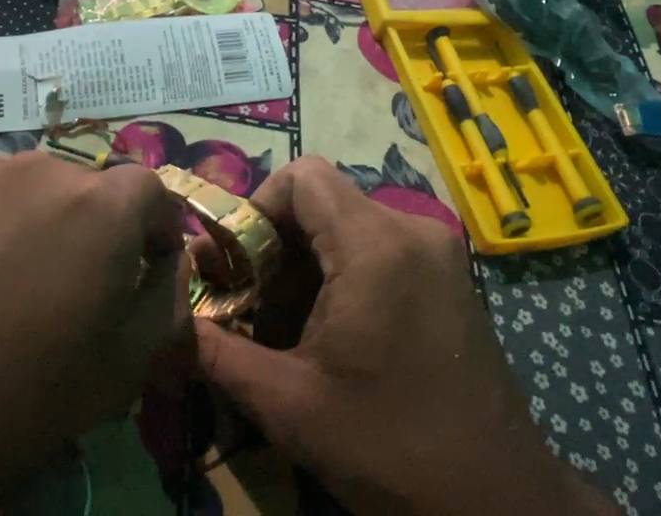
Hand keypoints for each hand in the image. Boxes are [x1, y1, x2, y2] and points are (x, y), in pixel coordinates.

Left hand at [0, 152, 187, 507]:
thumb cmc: (28, 389)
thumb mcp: (127, 363)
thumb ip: (168, 298)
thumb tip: (168, 261)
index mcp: (104, 206)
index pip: (148, 189)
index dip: (152, 225)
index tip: (142, 264)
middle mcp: (46, 169)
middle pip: (85, 188)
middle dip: (90, 226)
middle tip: (66, 282)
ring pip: (27, 186)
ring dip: (33, 219)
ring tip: (5, 276)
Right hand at [195, 157, 613, 515]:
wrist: (499, 505)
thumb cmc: (389, 447)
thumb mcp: (288, 403)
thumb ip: (216, 354)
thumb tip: (162, 326)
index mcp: (376, 245)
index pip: (302, 177)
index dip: (256, 209)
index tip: (234, 267)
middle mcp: (412, 231)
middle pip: (323, 204)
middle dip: (274, 248)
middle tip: (247, 307)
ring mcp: (438, 254)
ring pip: (348, 229)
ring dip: (305, 268)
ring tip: (282, 331)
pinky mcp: (449, 280)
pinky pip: (378, 252)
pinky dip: (340, 279)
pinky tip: (326, 337)